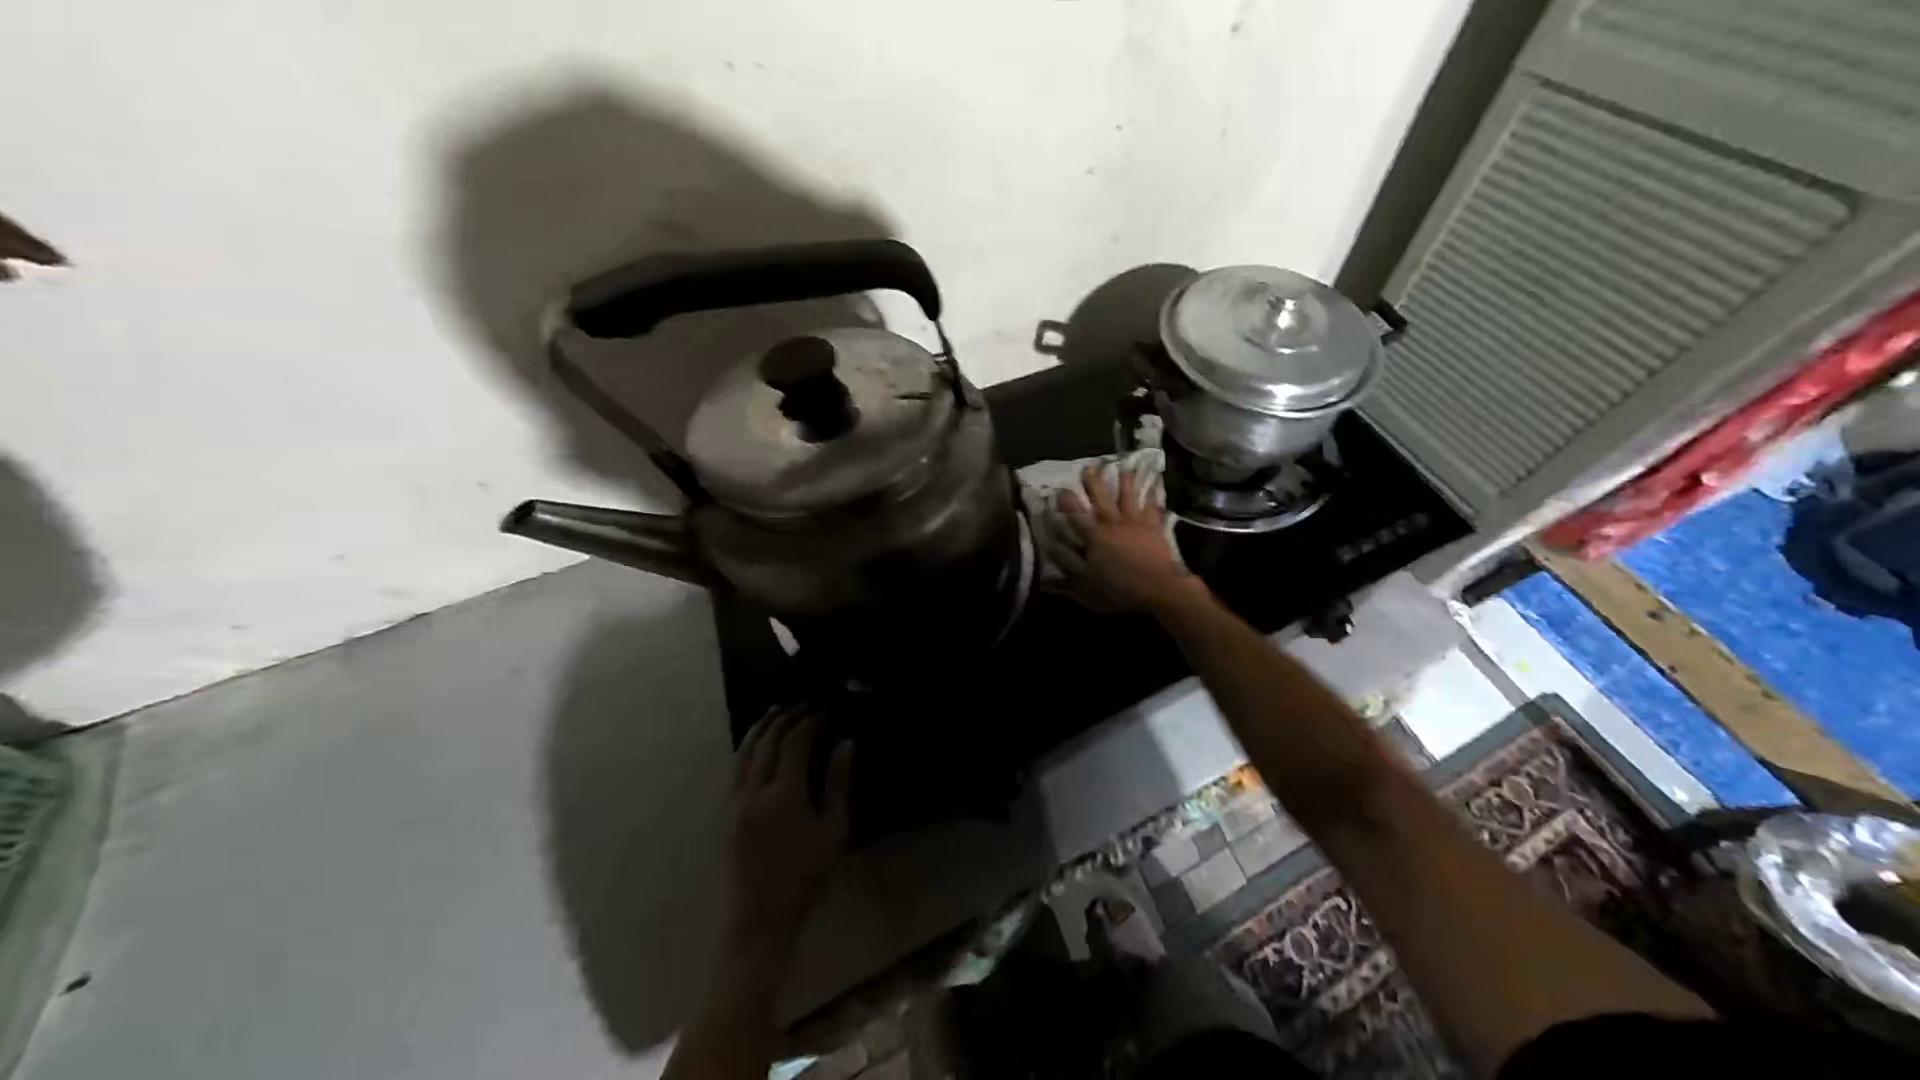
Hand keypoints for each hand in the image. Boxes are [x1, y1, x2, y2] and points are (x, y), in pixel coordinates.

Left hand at [726, 708, 852, 954]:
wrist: (763, 915)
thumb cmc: (808, 875)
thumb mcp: (834, 830)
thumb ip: (839, 783)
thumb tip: (846, 743)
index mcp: (785, 793)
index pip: (795, 743)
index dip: (809, 722)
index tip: (823, 710)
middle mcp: (755, 790)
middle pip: (767, 741)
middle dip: (784, 719)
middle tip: (800, 706)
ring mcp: (737, 801)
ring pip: (744, 752)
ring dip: (760, 728)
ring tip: (773, 713)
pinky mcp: (728, 813)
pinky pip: (735, 769)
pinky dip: (746, 748)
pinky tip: (754, 745)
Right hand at [1057, 464, 1204, 611]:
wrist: (1159, 588)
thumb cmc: (1119, 588)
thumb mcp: (1086, 582)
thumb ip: (1068, 564)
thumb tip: (1050, 549)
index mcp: (1094, 536)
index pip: (1076, 514)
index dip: (1066, 501)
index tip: (1060, 489)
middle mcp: (1113, 523)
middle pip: (1101, 497)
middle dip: (1094, 481)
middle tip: (1090, 465)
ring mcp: (1136, 522)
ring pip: (1129, 496)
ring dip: (1126, 480)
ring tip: (1125, 466)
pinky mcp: (1154, 527)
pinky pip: (1154, 507)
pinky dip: (1155, 494)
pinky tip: (1157, 483)